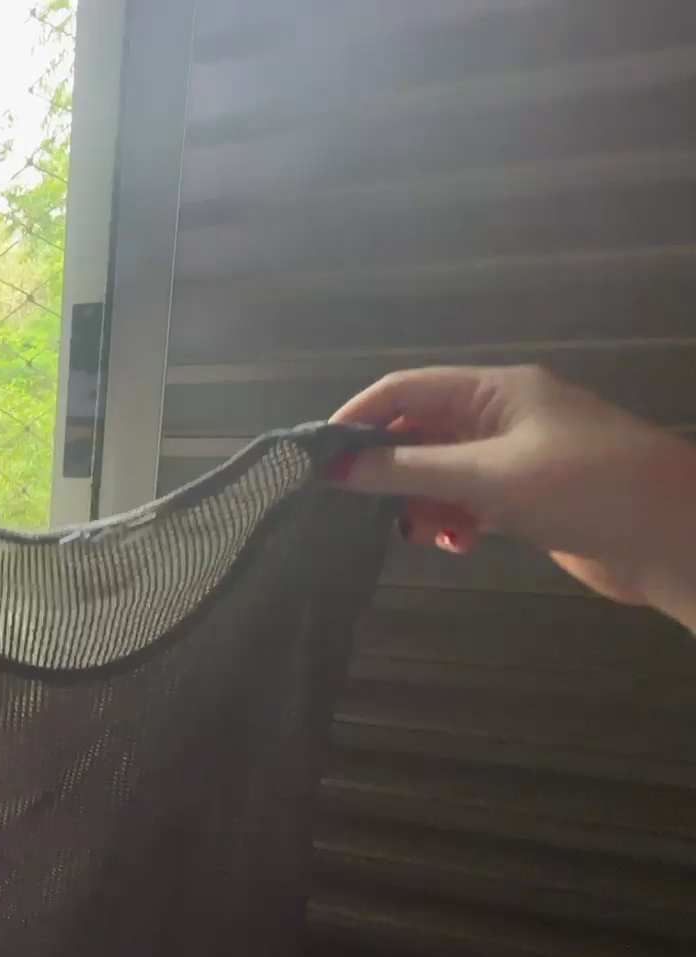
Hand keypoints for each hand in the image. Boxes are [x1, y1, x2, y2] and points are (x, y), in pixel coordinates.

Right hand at [330, 365, 695, 618]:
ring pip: (430, 470)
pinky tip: (456, 542)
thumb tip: (330, 470)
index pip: (402, 390)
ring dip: (417, 502)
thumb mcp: (484, 476)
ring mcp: (510, 454)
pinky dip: (447, 519)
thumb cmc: (588, 490)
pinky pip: (457, 496)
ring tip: (426, 533)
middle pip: (412, 432)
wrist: (687, 544)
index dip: (356, 417)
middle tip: (363, 504)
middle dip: (387, 470)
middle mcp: (498, 415)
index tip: (320, 458)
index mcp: (495, 392)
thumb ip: (401, 470)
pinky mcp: (519, 490)